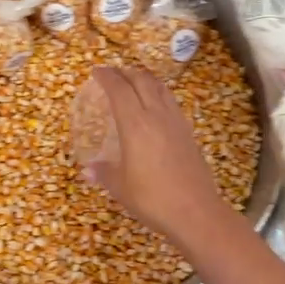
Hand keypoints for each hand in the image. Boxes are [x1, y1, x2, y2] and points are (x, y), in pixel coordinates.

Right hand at [83, 65, 234, 241]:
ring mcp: (176, 122)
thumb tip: (88, 170)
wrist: (196, 212)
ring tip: (134, 82)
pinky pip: (171, 102)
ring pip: (160, 88)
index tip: (95, 71)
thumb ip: (104, 173)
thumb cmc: (152, 199)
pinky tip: (155, 106)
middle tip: (112, 74)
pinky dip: (159, 94)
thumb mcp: (121, 188)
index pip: (119, 89)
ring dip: (145, 79)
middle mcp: (157, 116)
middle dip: (125, 72)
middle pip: (142, 80)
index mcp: (135, 125)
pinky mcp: (188, 133)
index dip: (106, 77)